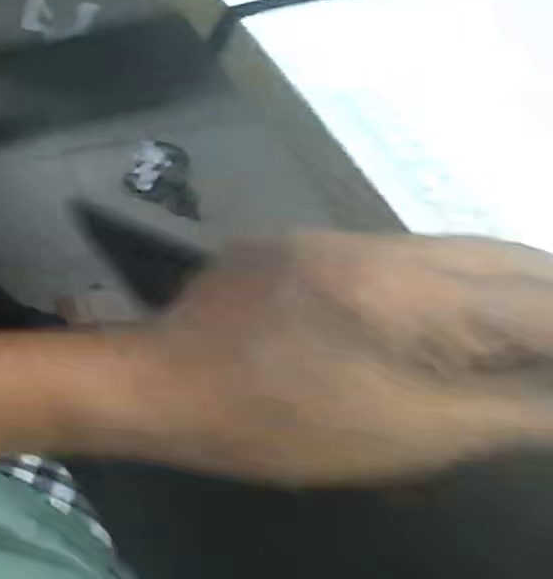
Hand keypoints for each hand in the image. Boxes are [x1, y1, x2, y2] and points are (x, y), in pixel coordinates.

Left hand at [113, 233, 552, 485]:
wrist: (154, 386)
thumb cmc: (285, 420)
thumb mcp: (428, 426)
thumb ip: (534, 399)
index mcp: (396, 282)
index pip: (547, 299)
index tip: (552, 383)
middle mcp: (347, 242)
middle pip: (500, 261)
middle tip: (552, 362)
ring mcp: (300, 240)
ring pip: (439, 255)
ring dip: (498, 296)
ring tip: (525, 353)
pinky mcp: (270, 252)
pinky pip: (378, 258)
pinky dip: (431, 289)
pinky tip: (444, 331)